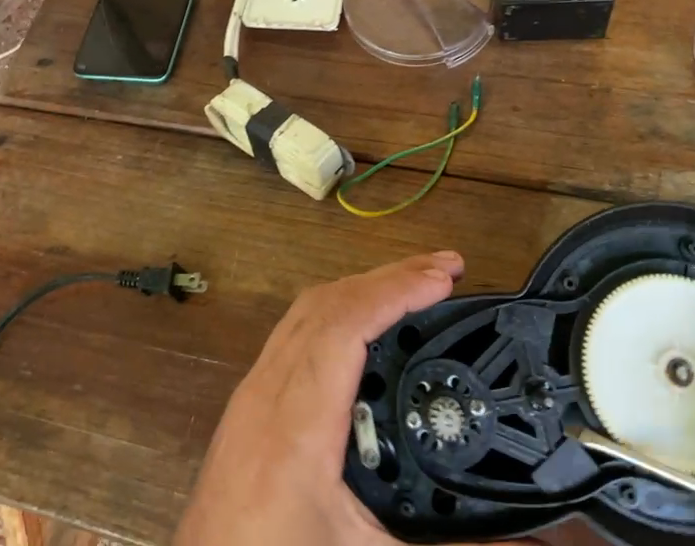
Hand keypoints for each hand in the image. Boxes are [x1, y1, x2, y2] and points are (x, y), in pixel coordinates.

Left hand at [175, 252, 475, 545]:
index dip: (397, 289)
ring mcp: (252, 393)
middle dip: (389, 275)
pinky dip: (338, 310)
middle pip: (326, 302)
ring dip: (363, 286)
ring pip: (305, 310)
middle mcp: (267, 393)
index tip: (443, 277)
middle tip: (445, 270)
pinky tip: (366, 323)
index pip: (345, 324)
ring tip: (414, 283)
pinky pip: (293, 332)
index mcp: (296, 425)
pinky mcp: (249, 403)